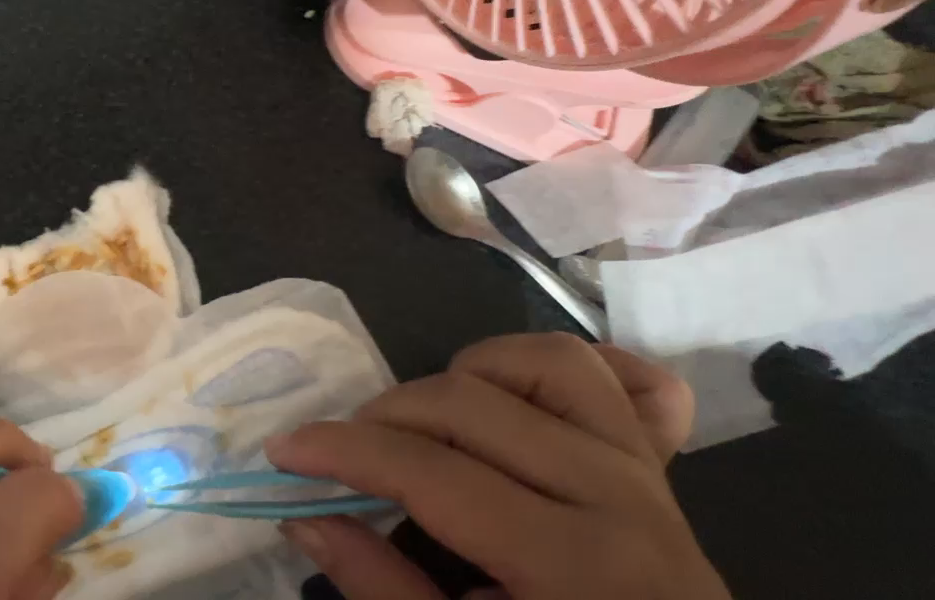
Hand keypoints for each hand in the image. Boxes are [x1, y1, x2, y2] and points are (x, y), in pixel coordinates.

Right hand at [267, 333, 728, 599]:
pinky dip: (551, 372)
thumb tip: (302, 517)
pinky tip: (510, 398)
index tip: (281, 450)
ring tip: (428, 425)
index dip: (341, 451)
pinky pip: (615, 378)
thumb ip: (383, 589)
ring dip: (466, 376)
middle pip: (468, 404)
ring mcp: (648, 472)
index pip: (432, 471)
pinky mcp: (657, 465)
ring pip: (546, 361)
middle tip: (344, 458)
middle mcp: (622, 498)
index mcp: (581, 565)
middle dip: (382, 419)